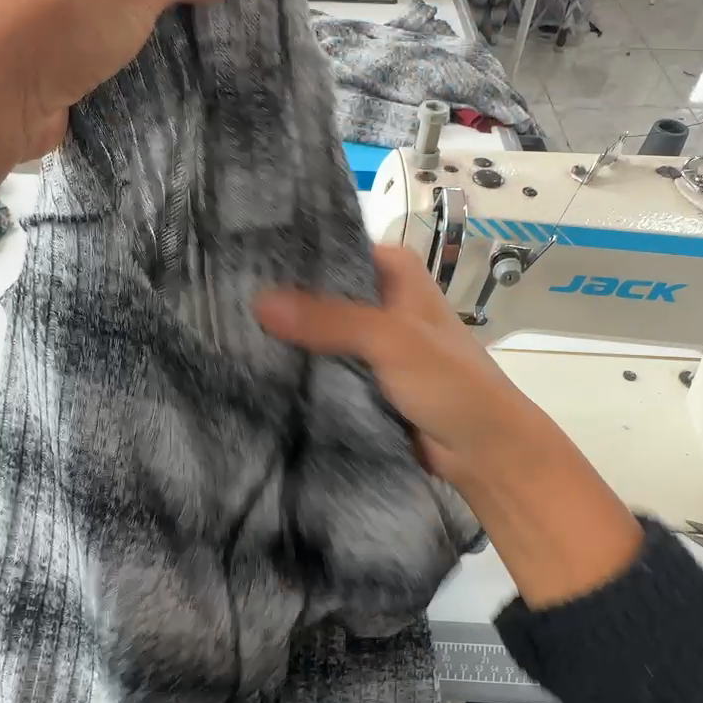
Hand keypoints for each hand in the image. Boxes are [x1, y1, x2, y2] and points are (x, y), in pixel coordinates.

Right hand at [255, 244, 643, 605]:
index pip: (333, 250)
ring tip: (225, 334)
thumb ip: (329, 320)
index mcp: (395, 273)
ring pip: (317, 334)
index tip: (237, 260)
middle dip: (280, 301)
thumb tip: (258, 301)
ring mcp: (370, 344)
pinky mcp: (361, 382)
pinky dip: (297, 372)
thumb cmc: (450, 383)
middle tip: (219, 302)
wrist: (483, 452)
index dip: (290, 255)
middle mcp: (380, 301)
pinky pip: (321, 370)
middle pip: (320, 293)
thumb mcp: (392, 340)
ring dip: (285, 340)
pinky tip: (255, 371)